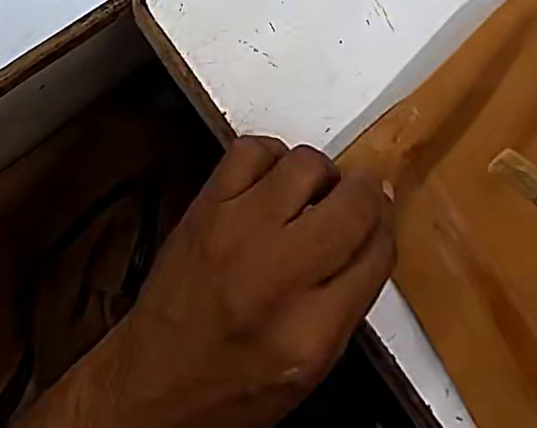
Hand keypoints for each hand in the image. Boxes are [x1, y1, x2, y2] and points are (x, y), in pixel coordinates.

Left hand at [17, 137, 396, 427]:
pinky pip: (253, 149)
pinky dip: (271, 157)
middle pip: (351, 205)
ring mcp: (235, 232)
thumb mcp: (311, 364)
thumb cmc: (235, 383)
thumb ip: (351, 294)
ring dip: (319, 175)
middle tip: (353, 198)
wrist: (150, 387)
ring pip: (307, 165)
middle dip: (365, 194)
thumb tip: (376, 224)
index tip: (381, 214)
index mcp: (310, 332)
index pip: (377, 253)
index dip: (385, 225)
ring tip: (308, 194)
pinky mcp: (205, 206)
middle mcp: (275, 276)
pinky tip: (271, 181)